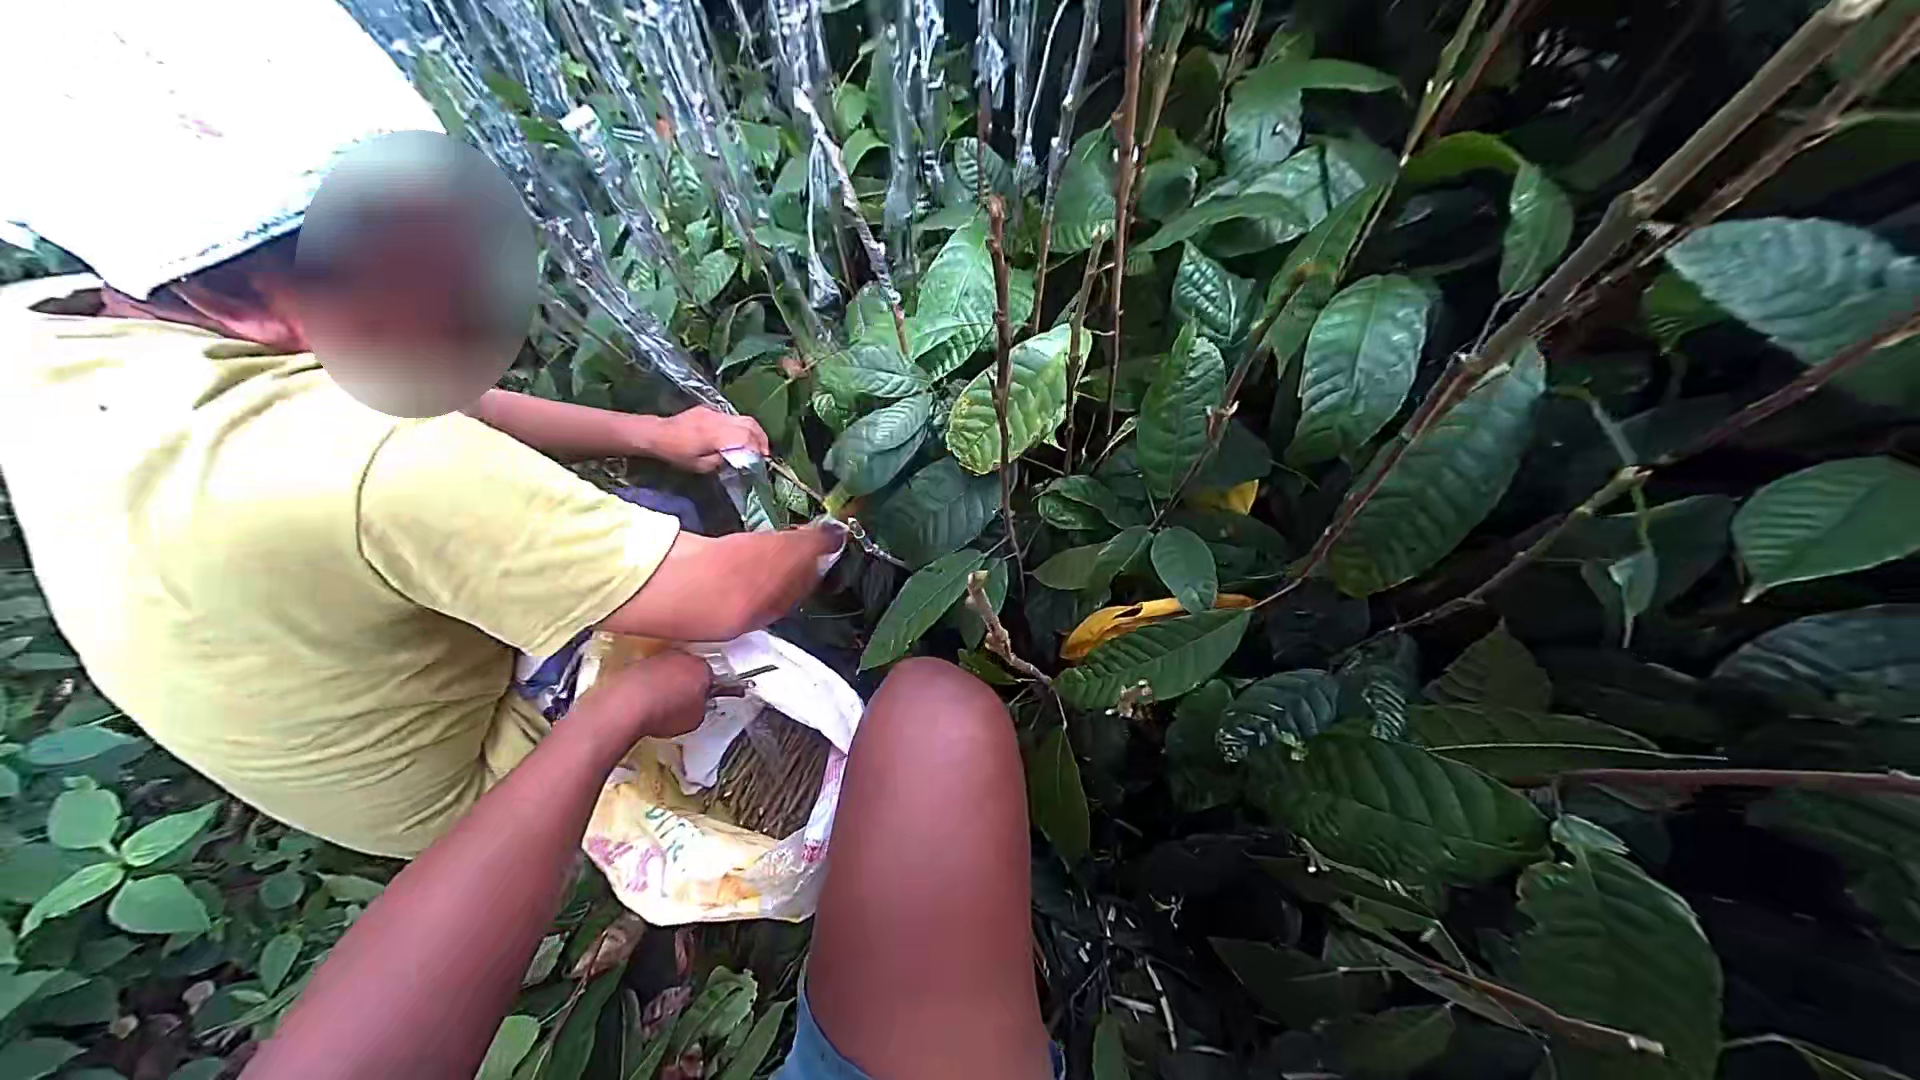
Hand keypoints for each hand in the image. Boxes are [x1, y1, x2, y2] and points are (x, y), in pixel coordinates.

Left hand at [581, 650, 712, 742]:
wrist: (626, 707)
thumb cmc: (661, 710)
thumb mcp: (695, 719)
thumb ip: (701, 708)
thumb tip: (697, 710)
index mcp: (702, 668)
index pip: (710, 677)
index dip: (706, 692)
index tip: (701, 702)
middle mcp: (680, 658)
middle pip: (688, 669)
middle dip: (686, 684)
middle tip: (682, 704)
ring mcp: (656, 659)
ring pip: (666, 670)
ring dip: (665, 684)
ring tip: (661, 707)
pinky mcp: (635, 665)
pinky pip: (646, 675)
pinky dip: (646, 686)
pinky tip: (644, 704)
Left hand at [634, 407, 769, 472]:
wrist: (656, 433)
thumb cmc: (676, 453)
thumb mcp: (700, 466)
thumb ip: (721, 460)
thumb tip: (737, 457)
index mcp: (716, 435)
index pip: (746, 436)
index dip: (758, 447)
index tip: (763, 458)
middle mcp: (718, 420)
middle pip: (750, 423)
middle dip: (761, 437)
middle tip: (765, 451)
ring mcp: (714, 412)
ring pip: (743, 418)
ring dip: (753, 431)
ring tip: (756, 444)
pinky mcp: (709, 409)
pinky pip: (732, 416)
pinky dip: (741, 426)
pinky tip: (738, 436)